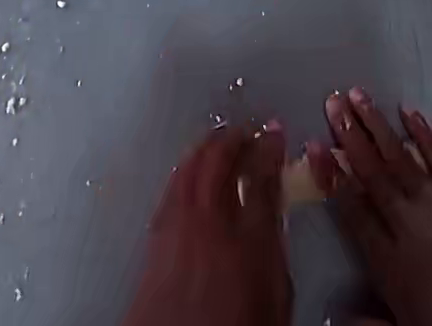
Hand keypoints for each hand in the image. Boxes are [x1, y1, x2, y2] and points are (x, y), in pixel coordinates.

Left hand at [121, 121, 292, 325]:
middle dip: (236, 138)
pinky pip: (172, 187)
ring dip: (208, 146)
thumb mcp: (275, 298)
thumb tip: (275, 218)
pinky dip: (185, 168)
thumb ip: (276, 251)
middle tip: (249, 132)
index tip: (276, 132)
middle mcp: (212, 223)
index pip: (263, 175)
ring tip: (220, 140)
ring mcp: (178, 228)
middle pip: (221, 160)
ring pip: (191, 167)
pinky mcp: (154, 239)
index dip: (271, 147)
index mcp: (250, 238)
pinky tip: (190, 168)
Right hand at [312, 89, 431, 325]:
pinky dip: (423, 133)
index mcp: (388, 258)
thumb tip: (331, 316)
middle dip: (349, 135)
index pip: (351, 208)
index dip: (330, 175)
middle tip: (332, 102)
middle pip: (372, 172)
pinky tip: (408, 111)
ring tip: (358, 94)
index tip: (313, 145)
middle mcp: (407, 221)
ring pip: (399, 156)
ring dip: (377, 124)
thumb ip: (367, 321)